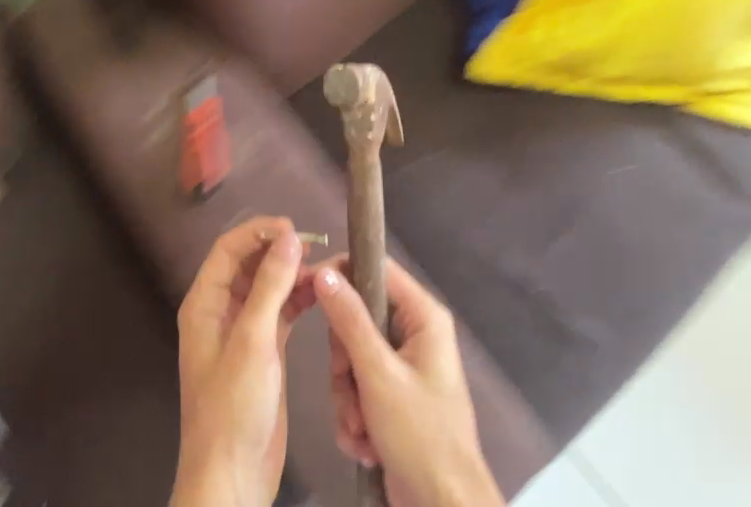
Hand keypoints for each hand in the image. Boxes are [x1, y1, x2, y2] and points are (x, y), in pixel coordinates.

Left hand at [171, 217, 315, 506]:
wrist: (233, 474)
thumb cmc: (233, 406)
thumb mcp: (253, 341)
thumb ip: (271, 286)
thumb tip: (290, 238)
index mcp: (204, 303)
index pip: (229, 250)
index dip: (259, 233)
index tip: (295, 228)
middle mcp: (221, 311)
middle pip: (249, 265)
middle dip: (279, 250)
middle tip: (317, 245)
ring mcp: (242, 332)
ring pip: (268, 288)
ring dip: (292, 274)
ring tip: (325, 268)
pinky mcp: (263, 351)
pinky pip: (280, 312)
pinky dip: (298, 300)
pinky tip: (322, 294)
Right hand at [312, 257, 502, 506]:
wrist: (442, 505)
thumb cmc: (420, 434)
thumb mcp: (378, 374)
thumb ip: (349, 321)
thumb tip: (323, 272)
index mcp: (422, 317)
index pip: (375, 268)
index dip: (341, 273)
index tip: (308, 288)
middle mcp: (414, 334)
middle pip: (357, 318)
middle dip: (344, 361)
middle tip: (347, 383)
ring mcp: (403, 368)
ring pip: (352, 358)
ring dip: (347, 397)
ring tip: (360, 427)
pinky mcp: (392, 398)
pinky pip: (358, 389)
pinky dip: (354, 416)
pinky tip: (365, 444)